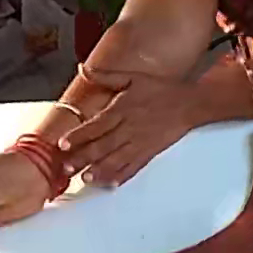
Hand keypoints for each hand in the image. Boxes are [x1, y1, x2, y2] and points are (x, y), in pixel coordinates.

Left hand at [59, 67, 202, 186]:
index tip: (63, 144)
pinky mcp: (150, 152)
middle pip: (102, 146)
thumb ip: (105, 76)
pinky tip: (111, 183)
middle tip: (67, 168)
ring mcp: (140, 142)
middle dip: (83, 158)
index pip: (96, 125)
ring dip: (100, 170)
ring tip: (86, 179)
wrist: (189, 104)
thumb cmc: (161, 90)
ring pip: (117, 159)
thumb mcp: (132, 77)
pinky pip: (134, 166)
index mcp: (123, 109)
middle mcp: (130, 128)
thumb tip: (82, 68)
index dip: (79, 135)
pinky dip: (123, 176)